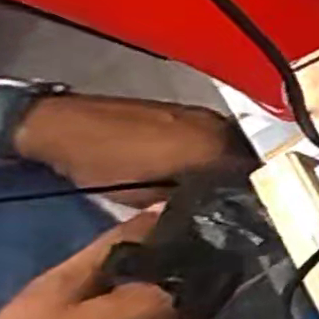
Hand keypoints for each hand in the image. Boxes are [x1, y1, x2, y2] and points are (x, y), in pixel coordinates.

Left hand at [14, 94, 246, 203]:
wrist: (64, 124)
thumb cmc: (102, 163)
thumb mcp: (142, 195)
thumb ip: (184, 200)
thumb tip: (210, 208)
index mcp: (219, 150)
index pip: (253, 174)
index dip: (247, 191)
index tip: (237, 205)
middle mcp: (224, 129)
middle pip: (246, 157)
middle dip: (239, 174)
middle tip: (223, 193)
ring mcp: (209, 116)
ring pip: (232, 144)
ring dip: (225, 160)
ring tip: (208, 178)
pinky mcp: (192, 111)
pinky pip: (216, 134)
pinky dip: (211, 147)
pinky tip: (192, 160)